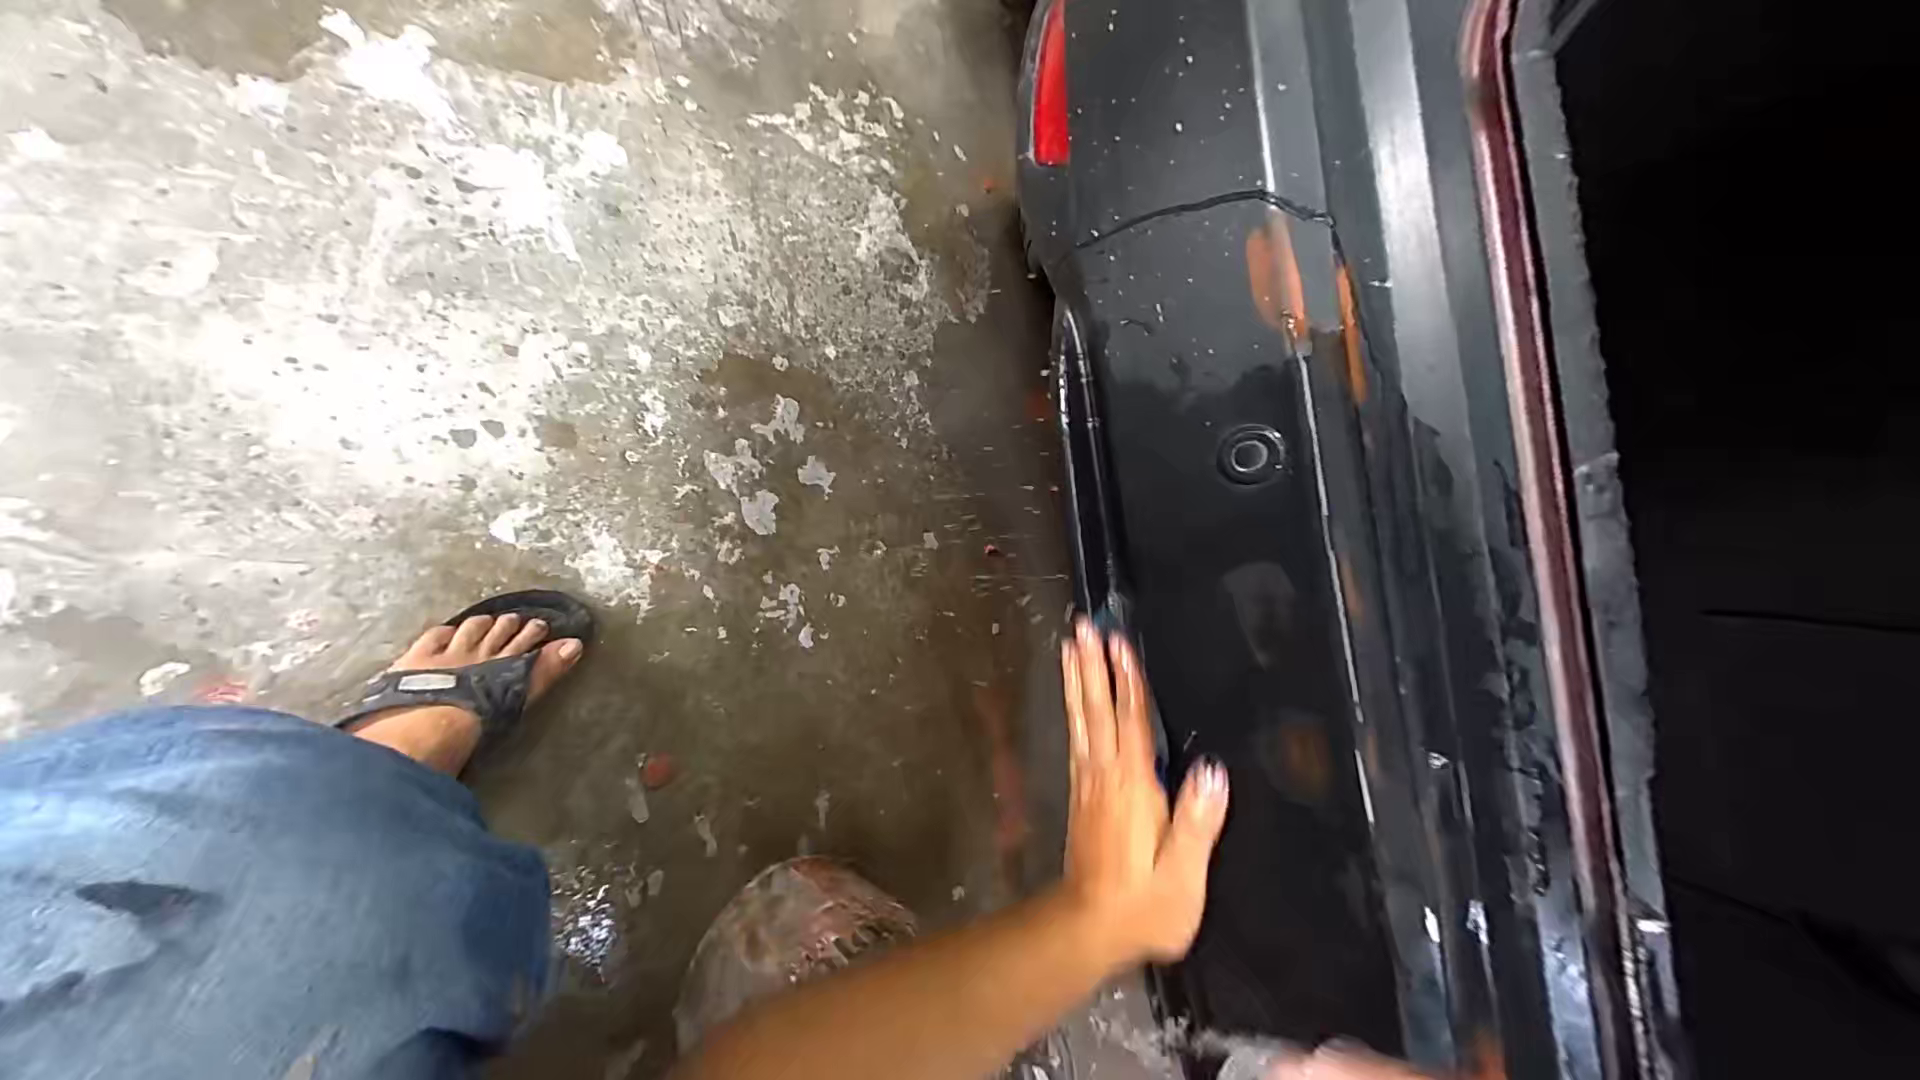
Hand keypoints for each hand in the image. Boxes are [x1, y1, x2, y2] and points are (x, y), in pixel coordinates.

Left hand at [1058, 617, 1229, 967]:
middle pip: (1098, 708)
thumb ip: (1196, 822)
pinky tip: (1073, 694)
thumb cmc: (1143, 904)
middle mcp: (1105, 774)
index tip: (1118, 641)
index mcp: (1133, 787)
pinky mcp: (1080, 790)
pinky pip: (1076, 735)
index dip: (1127, 679)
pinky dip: (1073, 707)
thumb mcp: (1183, 876)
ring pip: (1081, 717)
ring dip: (1077, 679)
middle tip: (1082, 625)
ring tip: (1070, 645)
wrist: (1088, 925)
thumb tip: (1213, 771)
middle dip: (1092, 664)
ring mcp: (1088, 779)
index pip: (1131, 721)